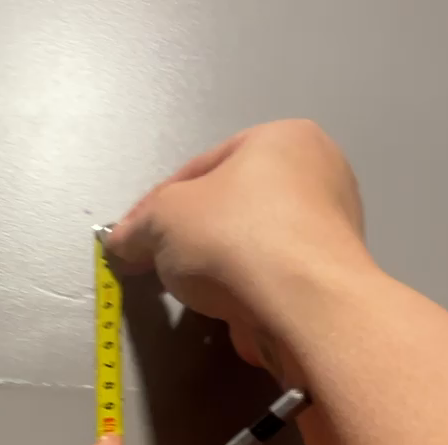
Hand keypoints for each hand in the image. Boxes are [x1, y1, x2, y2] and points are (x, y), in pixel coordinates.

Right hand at [106, 119, 371, 381]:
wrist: (298, 304)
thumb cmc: (230, 239)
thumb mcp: (160, 220)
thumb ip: (135, 227)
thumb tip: (120, 242)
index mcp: (280, 137)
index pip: (197, 169)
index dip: (152, 208)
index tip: (128, 242)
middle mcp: (314, 170)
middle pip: (225, 204)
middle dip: (183, 237)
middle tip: (152, 267)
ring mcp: (327, 223)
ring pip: (245, 240)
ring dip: (211, 263)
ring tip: (187, 289)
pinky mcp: (325, 272)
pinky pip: (267, 272)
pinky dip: (240, 285)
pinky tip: (222, 304)